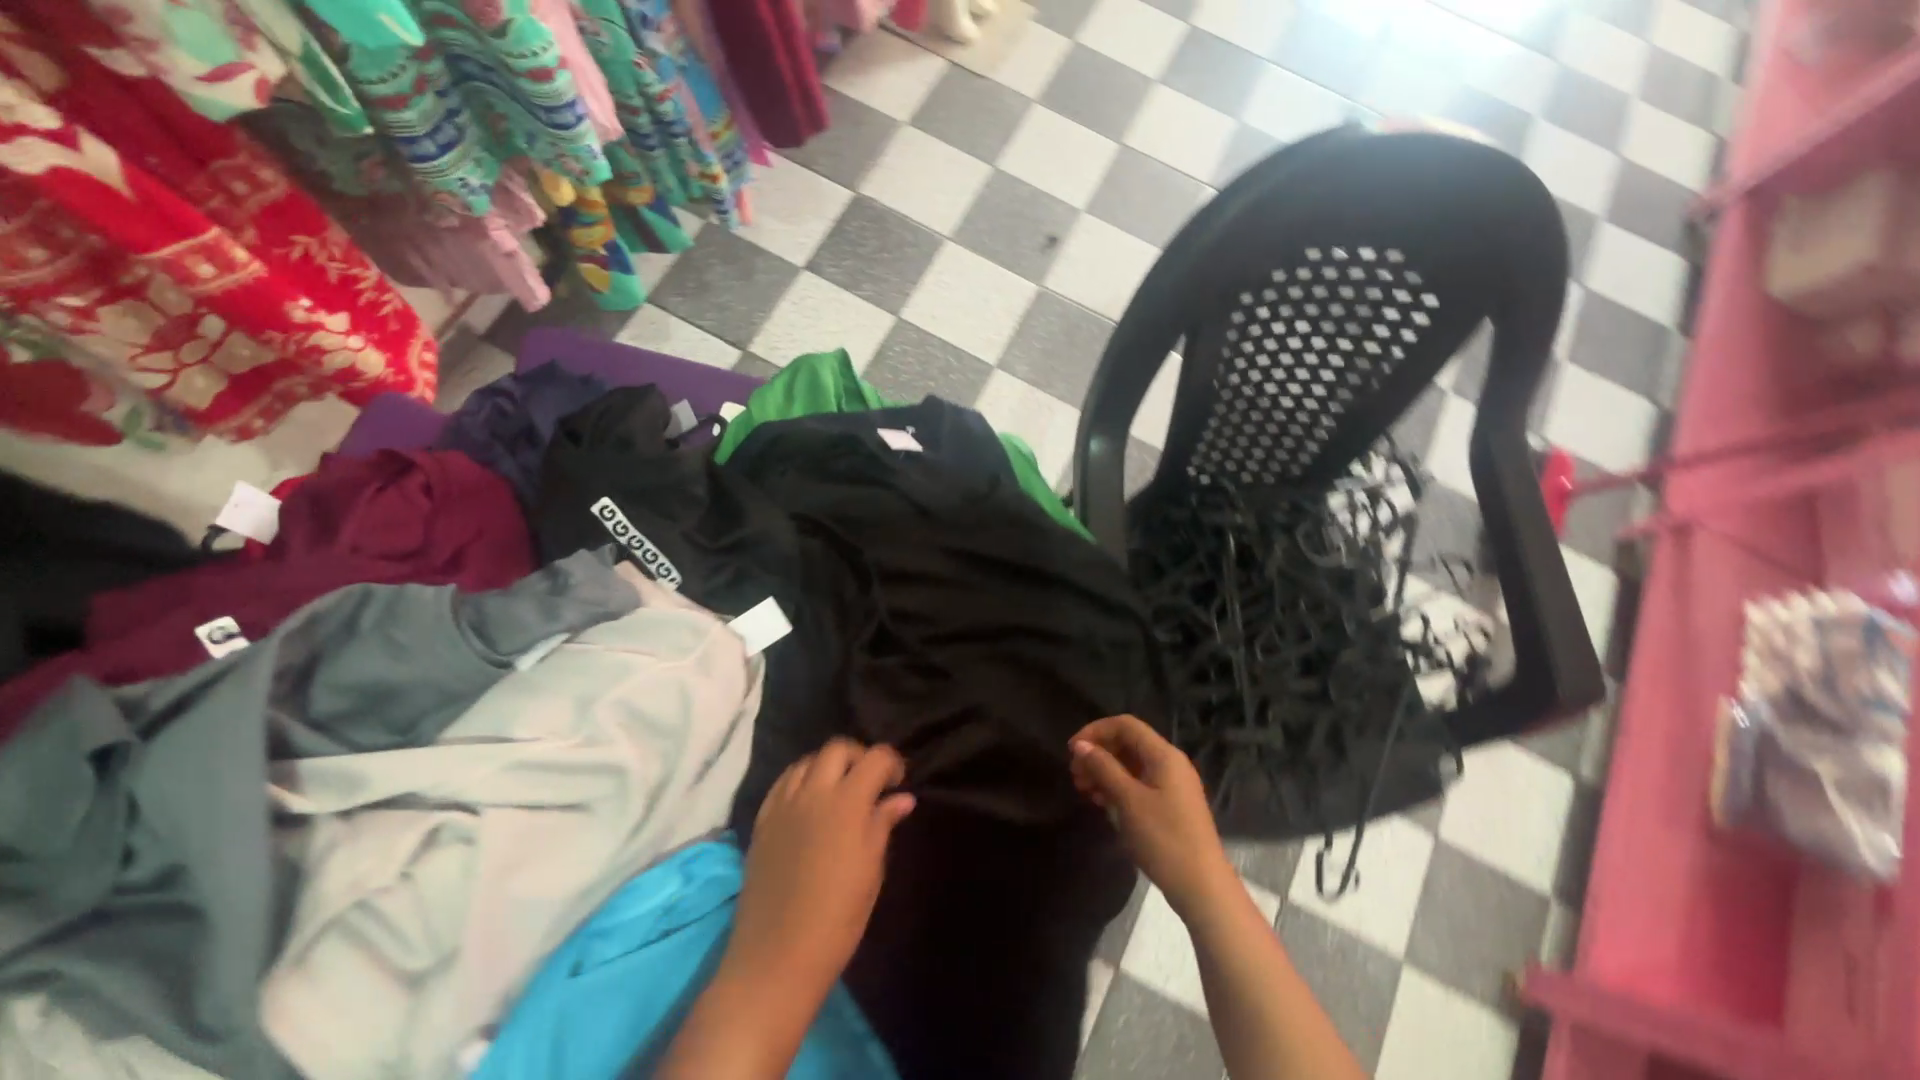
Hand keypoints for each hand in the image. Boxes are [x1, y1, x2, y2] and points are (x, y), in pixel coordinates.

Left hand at [726, 739, 916, 998]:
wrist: (778, 955)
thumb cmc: (838, 919)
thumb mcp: (871, 872)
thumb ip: (883, 826)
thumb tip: (901, 798)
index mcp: (847, 803)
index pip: (875, 758)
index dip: (892, 763)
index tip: (899, 784)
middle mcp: (812, 793)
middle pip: (837, 749)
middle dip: (859, 757)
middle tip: (871, 784)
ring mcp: (782, 805)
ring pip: (806, 762)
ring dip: (827, 767)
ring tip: (839, 793)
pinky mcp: (762, 821)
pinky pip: (782, 784)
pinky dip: (801, 782)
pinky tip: (809, 805)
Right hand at [1069, 715, 1235, 918]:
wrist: (1200, 884)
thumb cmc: (1163, 838)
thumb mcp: (1128, 800)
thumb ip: (1104, 768)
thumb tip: (1081, 745)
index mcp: (1164, 755)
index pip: (1125, 725)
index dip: (1096, 731)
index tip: (1071, 751)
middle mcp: (1170, 763)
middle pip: (1128, 743)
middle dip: (1098, 753)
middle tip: (1075, 775)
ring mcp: (1171, 785)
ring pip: (1131, 765)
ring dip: (1105, 771)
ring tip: (1083, 790)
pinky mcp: (1169, 805)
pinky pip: (1138, 784)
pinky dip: (1117, 787)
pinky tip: (1101, 802)